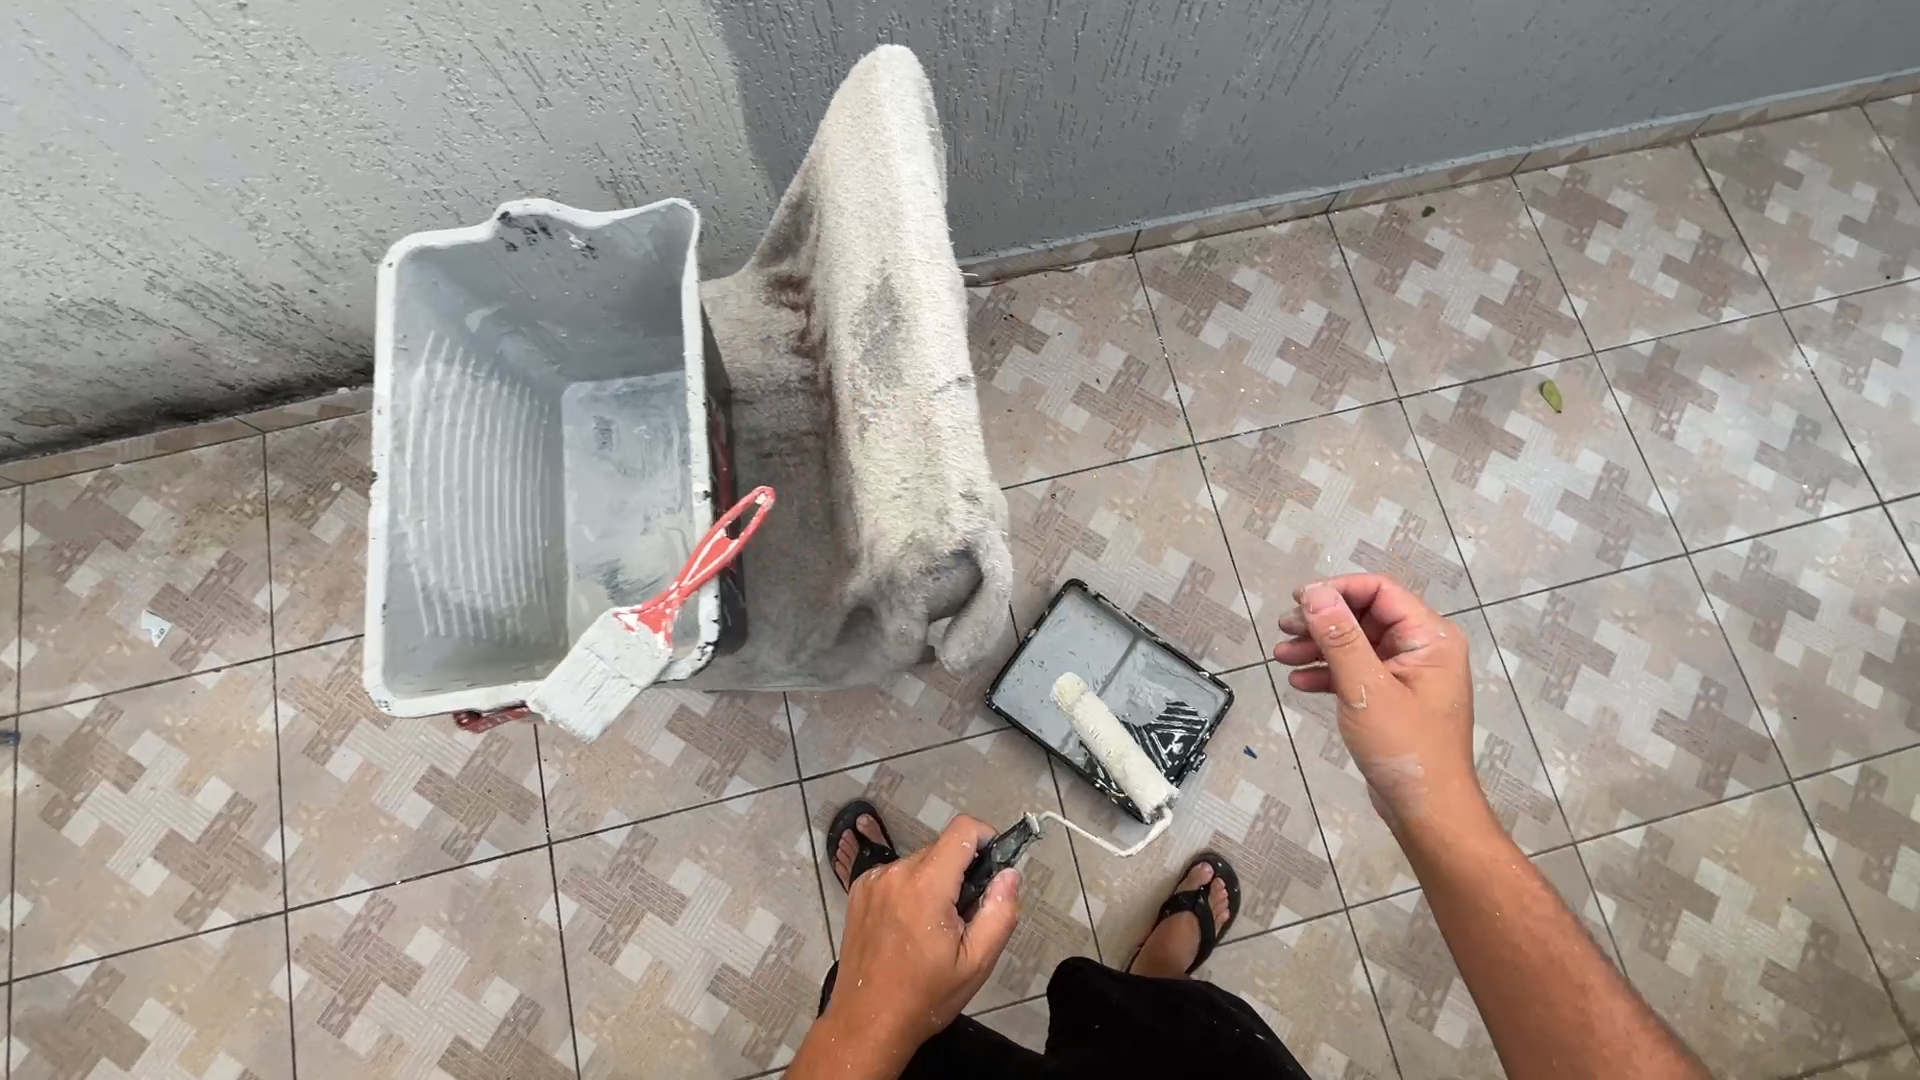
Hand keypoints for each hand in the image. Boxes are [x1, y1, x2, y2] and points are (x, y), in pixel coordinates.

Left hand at [825, 816, 1020, 1058]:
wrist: (866, 1023)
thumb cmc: (925, 995)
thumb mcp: (976, 963)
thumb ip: (999, 912)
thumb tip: (1010, 873)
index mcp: (926, 884)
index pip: (962, 829)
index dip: (985, 837)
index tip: (992, 865)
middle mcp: (897, 871)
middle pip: (942, 849)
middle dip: (959, 873)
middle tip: (962, 917)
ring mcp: (874, 878)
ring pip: (920, 863)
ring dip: (934, 882)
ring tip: (932, 928)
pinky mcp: (860, 888)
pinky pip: (898, 874)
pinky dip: (910, 890)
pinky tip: (907, 926)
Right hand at [1271, 575, 1482, 828]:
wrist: (1426, 809)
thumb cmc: (1404, 746)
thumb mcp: (1365, 688)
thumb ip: (1339, 637)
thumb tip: (1313, 593)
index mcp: (1429, 638)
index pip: (1379, 591)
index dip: (1336, 590)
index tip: (1297, 600)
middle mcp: (1421, 648)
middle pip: (1363, 615)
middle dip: (1321, 620)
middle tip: (1283, 628)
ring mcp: (1405, 673)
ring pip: (1354, 643)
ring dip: (1317, 646)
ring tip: (1281, 655)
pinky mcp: (1390, 695)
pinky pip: (1354, 669)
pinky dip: (1326, 672)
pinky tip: (1299, 681)